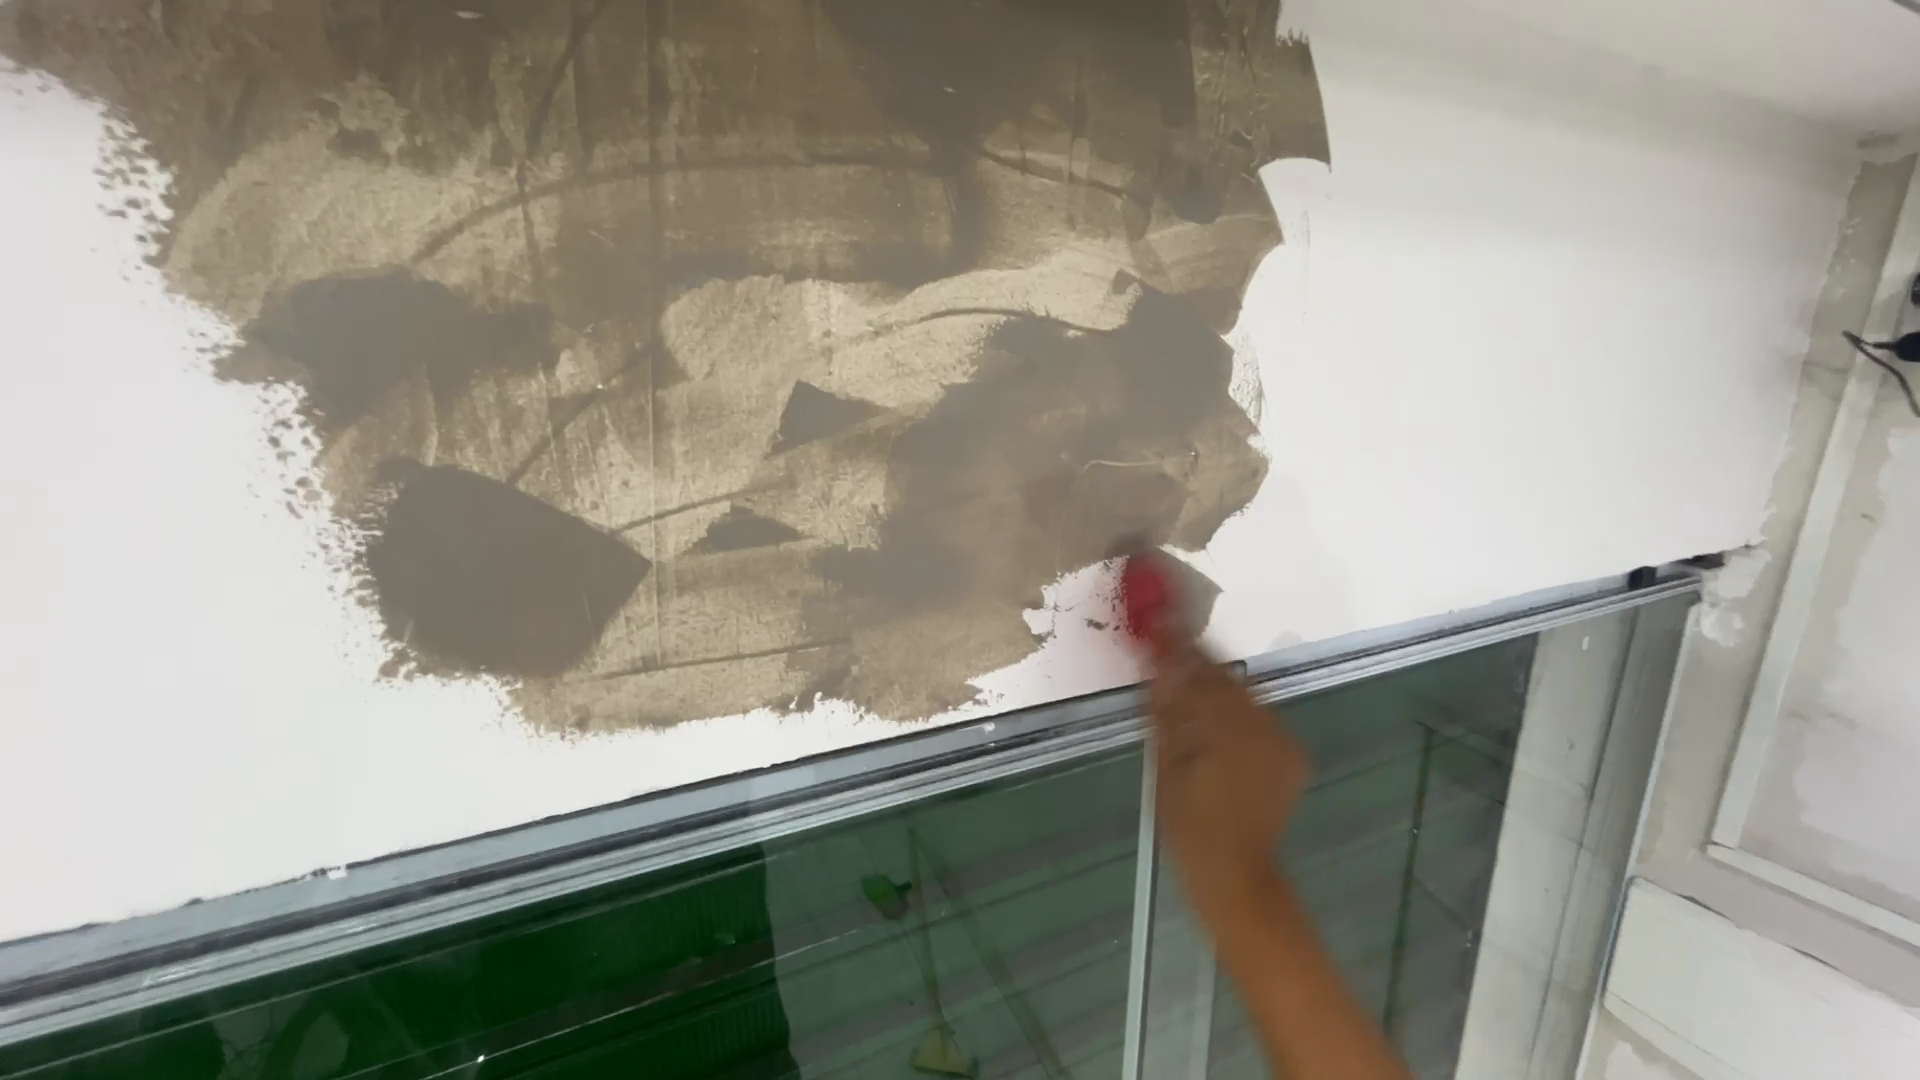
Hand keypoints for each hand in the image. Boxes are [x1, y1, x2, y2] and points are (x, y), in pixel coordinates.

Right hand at [1145, 611, 1309, 939]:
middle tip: (1166, 635)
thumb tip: (1159, 663)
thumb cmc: (1188, 825)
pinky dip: (1232, 707)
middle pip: (1223, 676)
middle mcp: (1264, 728)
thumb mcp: (1166, 765)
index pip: (1198, 671)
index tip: (1158, 608)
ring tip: (1186, 676)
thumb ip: (1167, 709)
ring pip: (1241, 694)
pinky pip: (1255, 715)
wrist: (1236, 875)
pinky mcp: (1290, 752)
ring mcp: (1281, 740)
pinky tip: (1212, 714)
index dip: (1176, 639)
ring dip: (1213, 681)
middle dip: (1195, 657)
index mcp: (1228, 732)